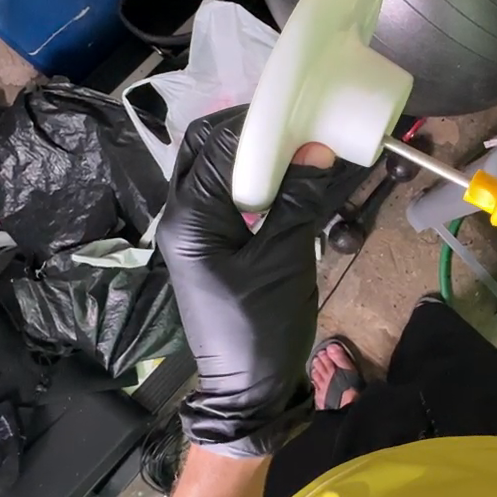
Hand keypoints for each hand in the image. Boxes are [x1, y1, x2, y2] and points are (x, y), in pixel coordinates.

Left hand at [159, 107, 360, 456]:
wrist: (248, 387)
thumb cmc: (262, 325)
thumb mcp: (286, 259)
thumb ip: (297, 200)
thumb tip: (316, 147)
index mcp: (190, 218)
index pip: (215, 147)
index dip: (255, 122)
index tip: (297, 108)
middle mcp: (180, 217)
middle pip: (202, 151)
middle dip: (245, 130)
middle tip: (292, 122)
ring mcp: (190, 233)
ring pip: (211, 171)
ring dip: (248, 154)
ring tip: (293, 144)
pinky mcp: (207, 246)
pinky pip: (223, 197)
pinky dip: (250, 181)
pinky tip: (282, 180)